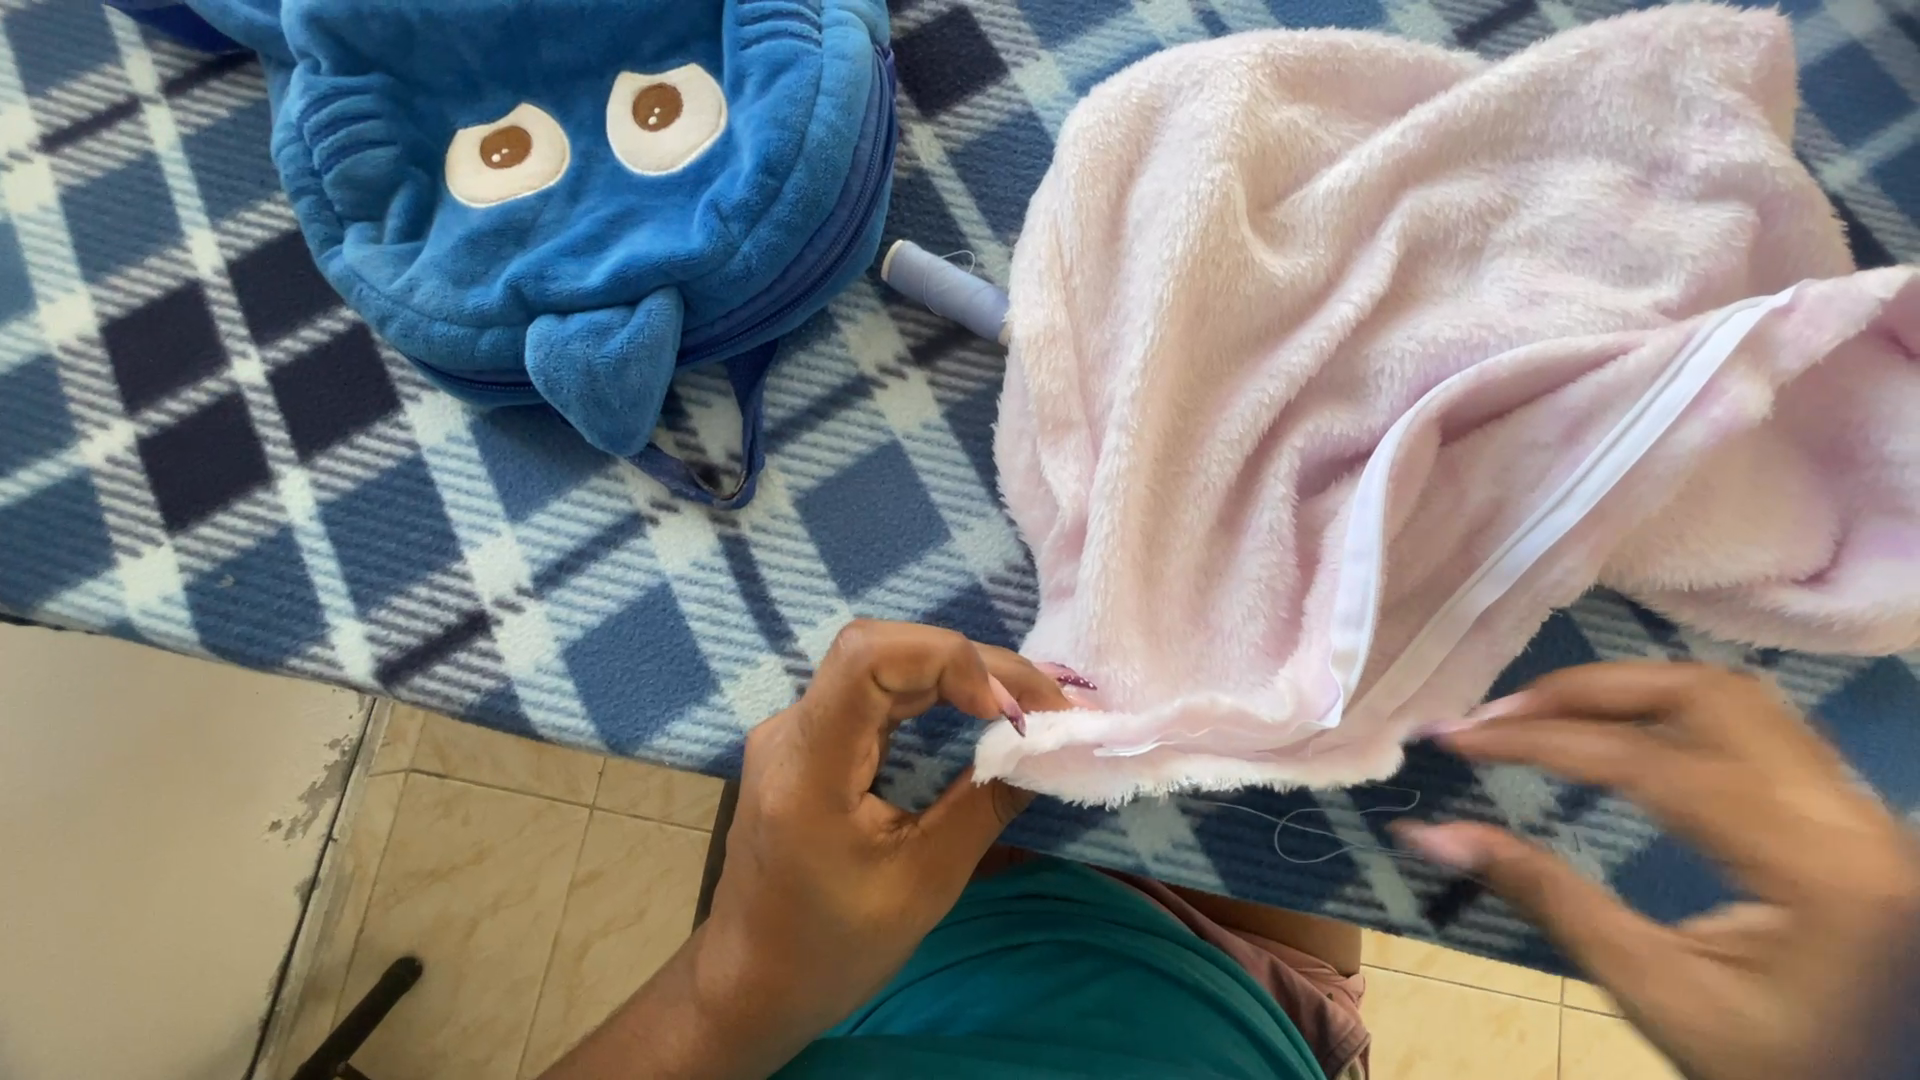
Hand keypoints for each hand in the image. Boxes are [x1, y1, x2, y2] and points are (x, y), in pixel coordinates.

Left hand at [542, 619, 1068, 1079]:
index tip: (1005, 709)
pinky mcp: (810, 739)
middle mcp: (793, 729)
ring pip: (883, 663)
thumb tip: (1046, 749)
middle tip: (1041, 701)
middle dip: (971, 663)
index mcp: (808, 767)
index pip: (866, 659)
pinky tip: (975, 708)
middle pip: (883, 651)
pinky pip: (876, 691)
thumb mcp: (924, 884)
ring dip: (958, 672)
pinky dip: (934, 690)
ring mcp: (796, 729)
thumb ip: (985, 805)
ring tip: (1023, 702)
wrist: (750, 982)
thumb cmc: (832, 949)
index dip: (946, 658)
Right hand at [1394, 663, 1919, 1079]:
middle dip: (1583, 692)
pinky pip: (1747, 725)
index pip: (1645, 760)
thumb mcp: (1657, 994)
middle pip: (1701, 694)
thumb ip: (1544, 897)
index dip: (1535, 739)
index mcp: (1809, 864)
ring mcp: (1853, 807)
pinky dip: (1660, 710)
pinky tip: (1610, 734)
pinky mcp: (1842, 813)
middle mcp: (1844, 813)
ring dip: (1622, 692)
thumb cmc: (1783, 1064)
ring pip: (1729, 697)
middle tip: (1499, 715)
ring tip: (1541, 716)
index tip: (1454, 739)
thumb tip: (1428, 835)